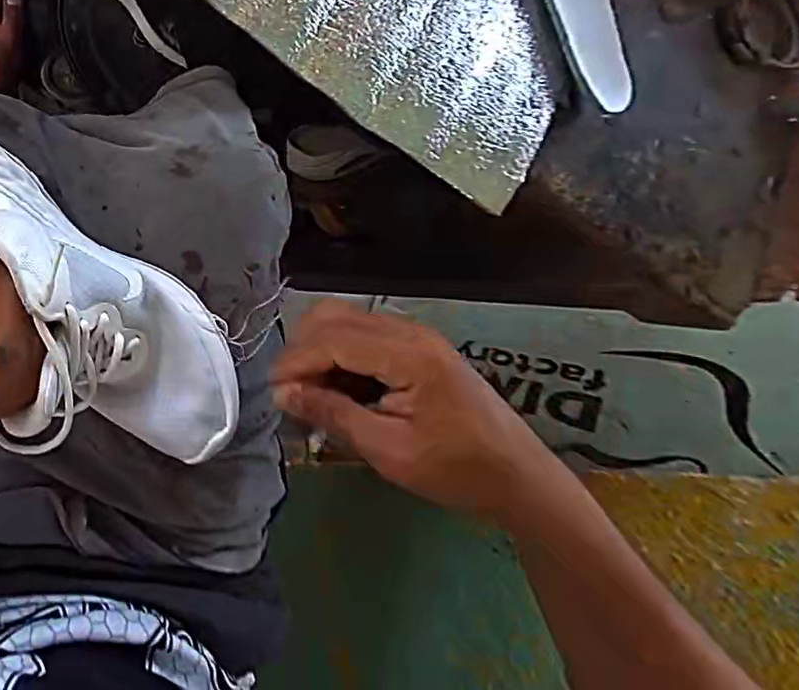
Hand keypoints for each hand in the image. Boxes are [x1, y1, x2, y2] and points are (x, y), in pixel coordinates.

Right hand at [271, 299, 564, 523]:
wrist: (524, 482)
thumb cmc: (459, 471)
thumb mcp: (389, 451)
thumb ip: (332, 414)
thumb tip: (281, 394)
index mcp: (409, 355)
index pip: (330, 340)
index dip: (294, 362)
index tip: (274, 392)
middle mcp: (409, 332)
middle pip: (330, 317)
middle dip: (301, 351)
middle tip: (292, 391)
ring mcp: (414, 334)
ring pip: (341, 320)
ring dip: (316, 349)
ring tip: (312, 390)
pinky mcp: (414, 344)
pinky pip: (359, 332)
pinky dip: (336, 352)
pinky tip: (337, 386)